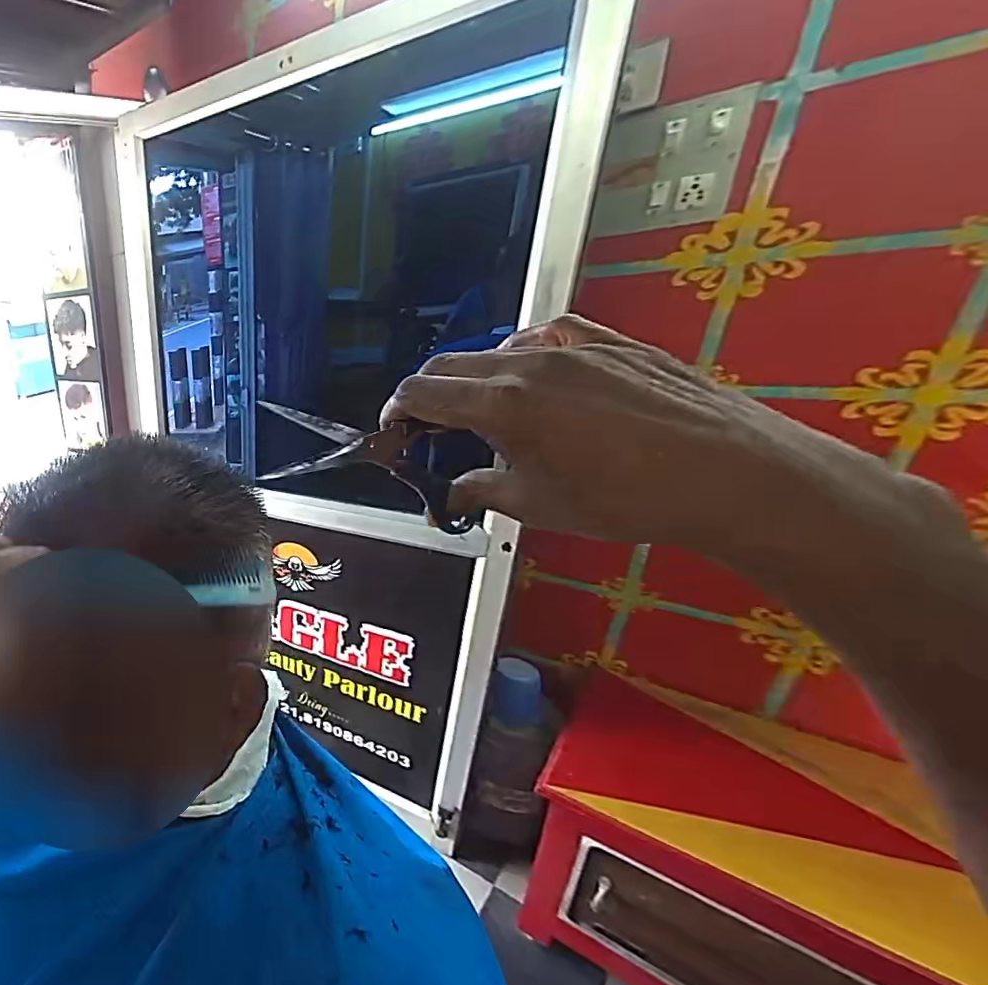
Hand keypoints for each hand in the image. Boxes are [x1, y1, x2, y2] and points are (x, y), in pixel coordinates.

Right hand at [381, 314, 957, 560]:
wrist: (733, 477)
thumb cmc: (625, 498)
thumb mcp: (532, 504)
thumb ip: (476, 490)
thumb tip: (451, 495)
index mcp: (500, 404)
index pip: (417, 392)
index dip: (394, 414)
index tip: (395, 436)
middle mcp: (528, 364)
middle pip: (444, 365)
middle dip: (425, 397)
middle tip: (431, 432)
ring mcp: (572, 346)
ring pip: (492, 350)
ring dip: (472, 379)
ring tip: (489, 415)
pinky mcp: (611, 342)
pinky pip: (546, 336)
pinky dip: (523, 355)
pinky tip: (538, 379)